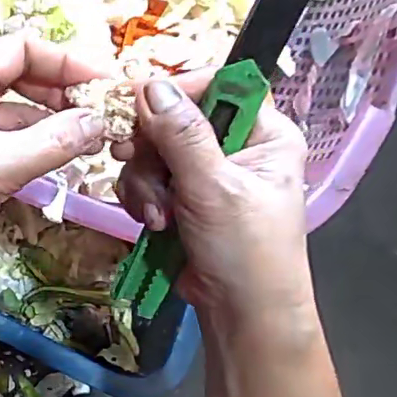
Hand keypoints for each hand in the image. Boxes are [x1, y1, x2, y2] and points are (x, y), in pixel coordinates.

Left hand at [0, 34, 111, 262]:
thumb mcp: (2, 163)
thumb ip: (57, 140)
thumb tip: (102, 121)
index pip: (24, 48)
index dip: (69, 61)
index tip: (107, 83)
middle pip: (22, 74)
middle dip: (62, 90)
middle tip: (102, 111)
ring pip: (15, 107)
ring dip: (50, 119)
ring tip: (91, 135)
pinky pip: (5, 134)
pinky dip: (32, 141)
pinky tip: (61, 155)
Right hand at [114, 79, 316, 347]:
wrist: (240, 313)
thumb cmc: (245, 249)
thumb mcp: (214, 187)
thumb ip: (181, 135)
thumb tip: (151, 84)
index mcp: (263, 133)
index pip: (218, 87)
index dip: (176, 92)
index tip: (138, 105)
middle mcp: (234, 147)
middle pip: (173, 120)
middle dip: (151, 151)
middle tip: (132, 162)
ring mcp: (203, 174)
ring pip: (153, 152)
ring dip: (143, 182)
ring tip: (155, 215)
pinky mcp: (179, 198)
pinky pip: (145, 180)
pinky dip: (140, 198)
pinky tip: (150, 222)